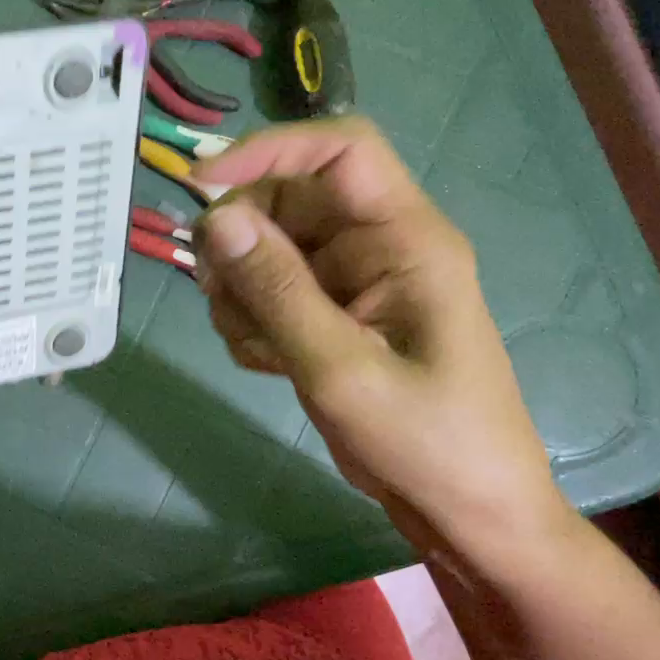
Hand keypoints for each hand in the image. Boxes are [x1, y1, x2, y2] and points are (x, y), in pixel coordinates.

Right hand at [191, 118, 569, 549]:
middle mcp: (374, 246)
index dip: (268, 151)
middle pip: (281, 203)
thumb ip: (276, 290)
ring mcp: (346, 282)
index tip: (199, 183)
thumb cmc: (425, 438)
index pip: (338, 151)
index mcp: (405, 238)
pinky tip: (268, 364)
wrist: (460, 508)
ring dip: (238, 294)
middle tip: (221, 299)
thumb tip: (215, 218)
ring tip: (260, 349)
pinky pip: (261, 293)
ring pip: (260, 250)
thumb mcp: (340, 367)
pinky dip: (247, 323)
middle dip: (238, 246)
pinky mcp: (325, 315)